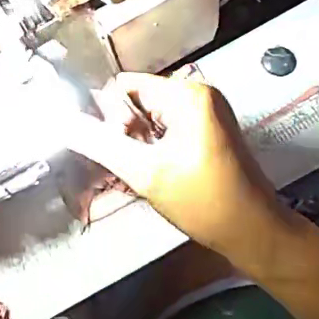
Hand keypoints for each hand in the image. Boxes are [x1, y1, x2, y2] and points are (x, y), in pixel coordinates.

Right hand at [61, 72, 293, 262]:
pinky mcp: (209, 132)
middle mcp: (199, 94)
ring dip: (137, 145)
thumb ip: (102, 144)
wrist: (254, 232)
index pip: (126, 86)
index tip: (109, 147)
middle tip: (125, 166)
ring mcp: (206, 113)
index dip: (108, 114)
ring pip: (151, 119)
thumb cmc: (204, 201)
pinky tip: (151, 175)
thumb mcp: (145, 172)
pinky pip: (168, 130)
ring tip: (138, 174)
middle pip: (139, 101)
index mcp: (187, 94)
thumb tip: (65, 123)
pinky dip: (153, 150)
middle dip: (123, 132)